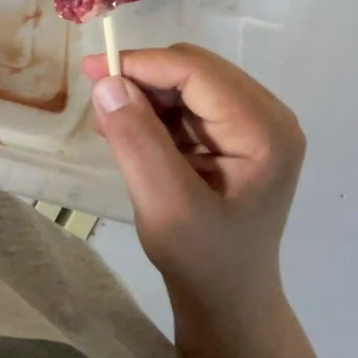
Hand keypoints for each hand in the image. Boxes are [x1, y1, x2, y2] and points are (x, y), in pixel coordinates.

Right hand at [81, 45, 304, 321]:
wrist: (226, 294)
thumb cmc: (199, 254)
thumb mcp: (162, 201)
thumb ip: (136, 139)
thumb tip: (107, 82)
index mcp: (263, 131)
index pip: (196, 72)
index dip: (142, 64)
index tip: (90, 72)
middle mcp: (268, 117)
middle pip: (195, 68)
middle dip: (143, 77)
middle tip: (98, 100)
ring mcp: (256, 125)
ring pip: (189, 80)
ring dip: (146, 93)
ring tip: (114, 127)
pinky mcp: (237, 134)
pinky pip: (189, 100)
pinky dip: (155, 109)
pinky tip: (133, 134)